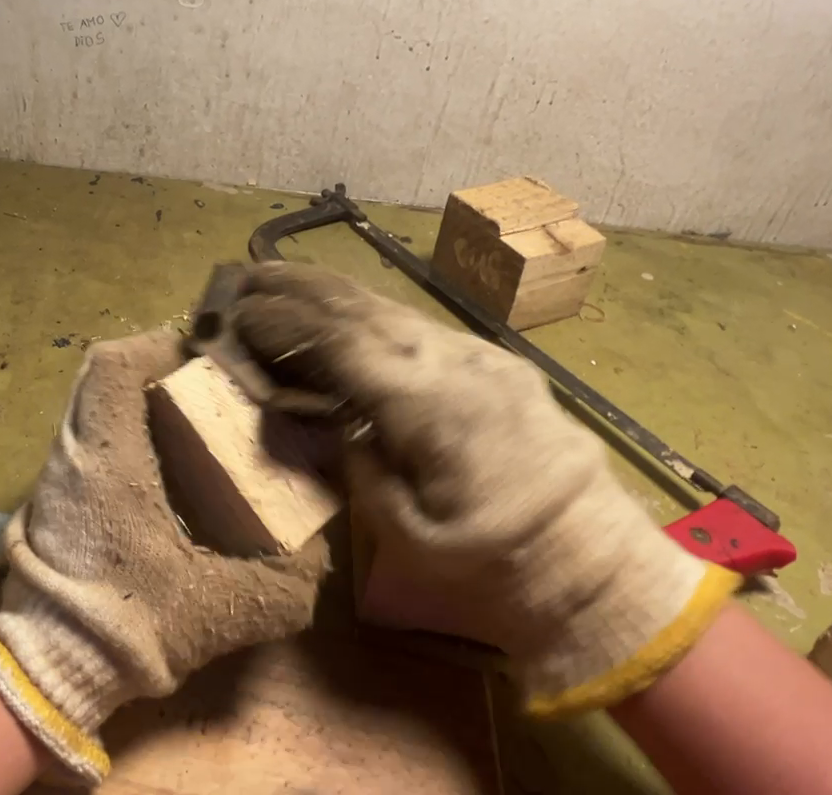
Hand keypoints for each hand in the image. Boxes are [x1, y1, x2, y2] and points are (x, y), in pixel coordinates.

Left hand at [0, 330, 328, 784]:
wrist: (49, 672)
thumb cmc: (127, 625)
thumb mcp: (219, 606)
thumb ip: (282, 582)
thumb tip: (319, 554)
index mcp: (109, 459)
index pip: (114, 365)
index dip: (158, 345)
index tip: (203, 357)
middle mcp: (74, 453)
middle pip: (98, 374)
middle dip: (149, 367)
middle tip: (200, 386)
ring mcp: (56, 473)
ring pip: (90, 402)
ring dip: (133, 397)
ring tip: (186, 418)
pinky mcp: (52, 495)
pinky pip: (86, 434)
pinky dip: (120, 427)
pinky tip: (160, 464)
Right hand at [232, 263, 735, 718]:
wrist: (591, 555)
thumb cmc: (493, 558)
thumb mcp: (409, 533)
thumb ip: (359, 467)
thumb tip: (324, 418)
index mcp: (425, 404)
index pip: (339, 345)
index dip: (285, 325)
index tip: (239, 314)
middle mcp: (448, 361)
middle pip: (360, 308)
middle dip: (297, 287)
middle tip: (246, 275)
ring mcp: (473, 354)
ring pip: (389, 307)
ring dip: (329, 292)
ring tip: (280, 281)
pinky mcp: (489, 358)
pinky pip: (414, 323)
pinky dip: (366, 312)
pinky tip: (342, 313)